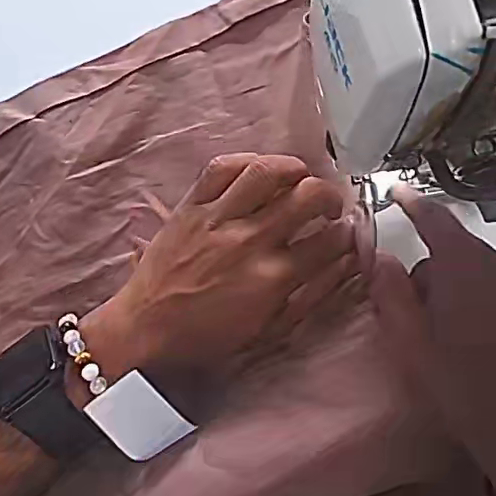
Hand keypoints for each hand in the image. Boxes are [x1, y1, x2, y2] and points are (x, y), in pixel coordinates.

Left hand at [80, 154, 358, 379]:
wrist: (147, 328)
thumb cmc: (208, 335)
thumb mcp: (270, 328)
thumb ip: (312, 294)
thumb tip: (345, 263)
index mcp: (273, 277)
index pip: (329, 241)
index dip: (348, 233)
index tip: (346, 231)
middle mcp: (249, 241)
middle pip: (307, 196)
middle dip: (330, 195)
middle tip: (328, 205)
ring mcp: (218, 219)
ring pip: (266, 172)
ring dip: (293, 169)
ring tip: (299, 178)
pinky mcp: (190, 206)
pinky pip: (221, 168)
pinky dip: (246, 160)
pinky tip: (258, 170)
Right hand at [369, 187, 495, 495]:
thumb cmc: (469, 391)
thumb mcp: (413, 347)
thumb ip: (391, 294)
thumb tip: (381, 259)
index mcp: (466, 266)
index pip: (434, 218)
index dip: (411, 202)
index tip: (396, 192)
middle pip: (456, 251)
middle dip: (433, 273)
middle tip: (420, 318)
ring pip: (483, 271)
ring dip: (464, 288)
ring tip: (458, 337)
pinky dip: (492, 300)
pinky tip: (489, 342)